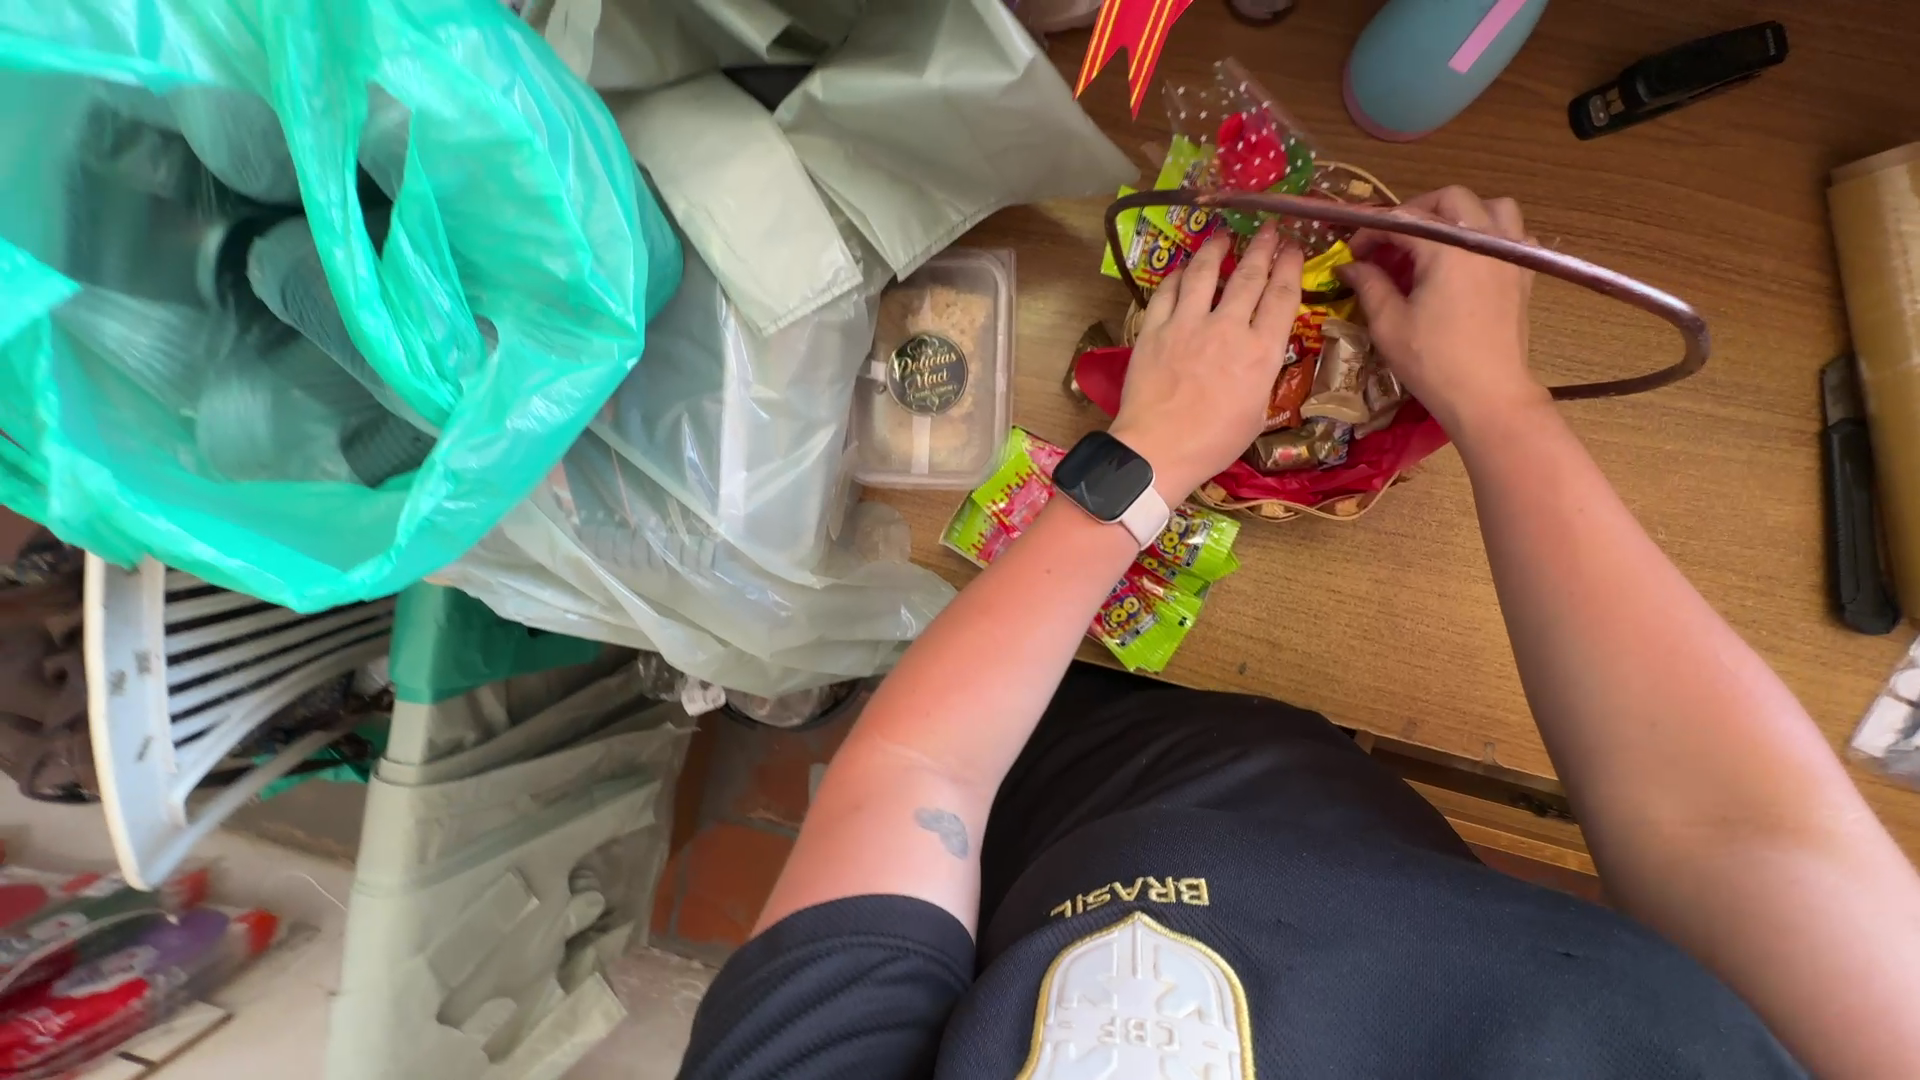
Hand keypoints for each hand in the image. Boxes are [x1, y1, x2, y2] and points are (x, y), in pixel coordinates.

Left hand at [1110, 222, 1303, 501]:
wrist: (1158, 450)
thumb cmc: (1213, 443)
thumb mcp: (1257, 413)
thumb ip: (1261, 375)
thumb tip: (1259, 355)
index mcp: (1261, 351)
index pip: (1283, 295)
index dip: (1290, 266)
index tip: (1293, 249)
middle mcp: (1227, 328)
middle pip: (1249, 275)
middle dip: (1263, 247)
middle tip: (1269, 230)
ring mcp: (1186, 325)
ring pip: (1204, 273)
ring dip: (1216, 249)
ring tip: (1224, 236)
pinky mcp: (1153, 330)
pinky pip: (1165, 292)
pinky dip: (1176, 277)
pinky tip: (1181, 271)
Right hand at [1335, 186, 1547, 432]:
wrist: (1487, 392)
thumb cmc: (1431, 361)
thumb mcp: (1388, 324)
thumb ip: (1369, 285)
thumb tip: (1350, 266)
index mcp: (1448, 251)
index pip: (1403, 220)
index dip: (1372, 230)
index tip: (1352, 251)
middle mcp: (1485, 240)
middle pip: (1449, 199)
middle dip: (1413, 212)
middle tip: (1389, 241)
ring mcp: (1511, 253)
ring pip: (1489, 206)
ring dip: (1456, 214)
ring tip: (1432, 242)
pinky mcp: (1523, 271)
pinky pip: (1511, 232)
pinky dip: (1485, 233)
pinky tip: (1465, 258)